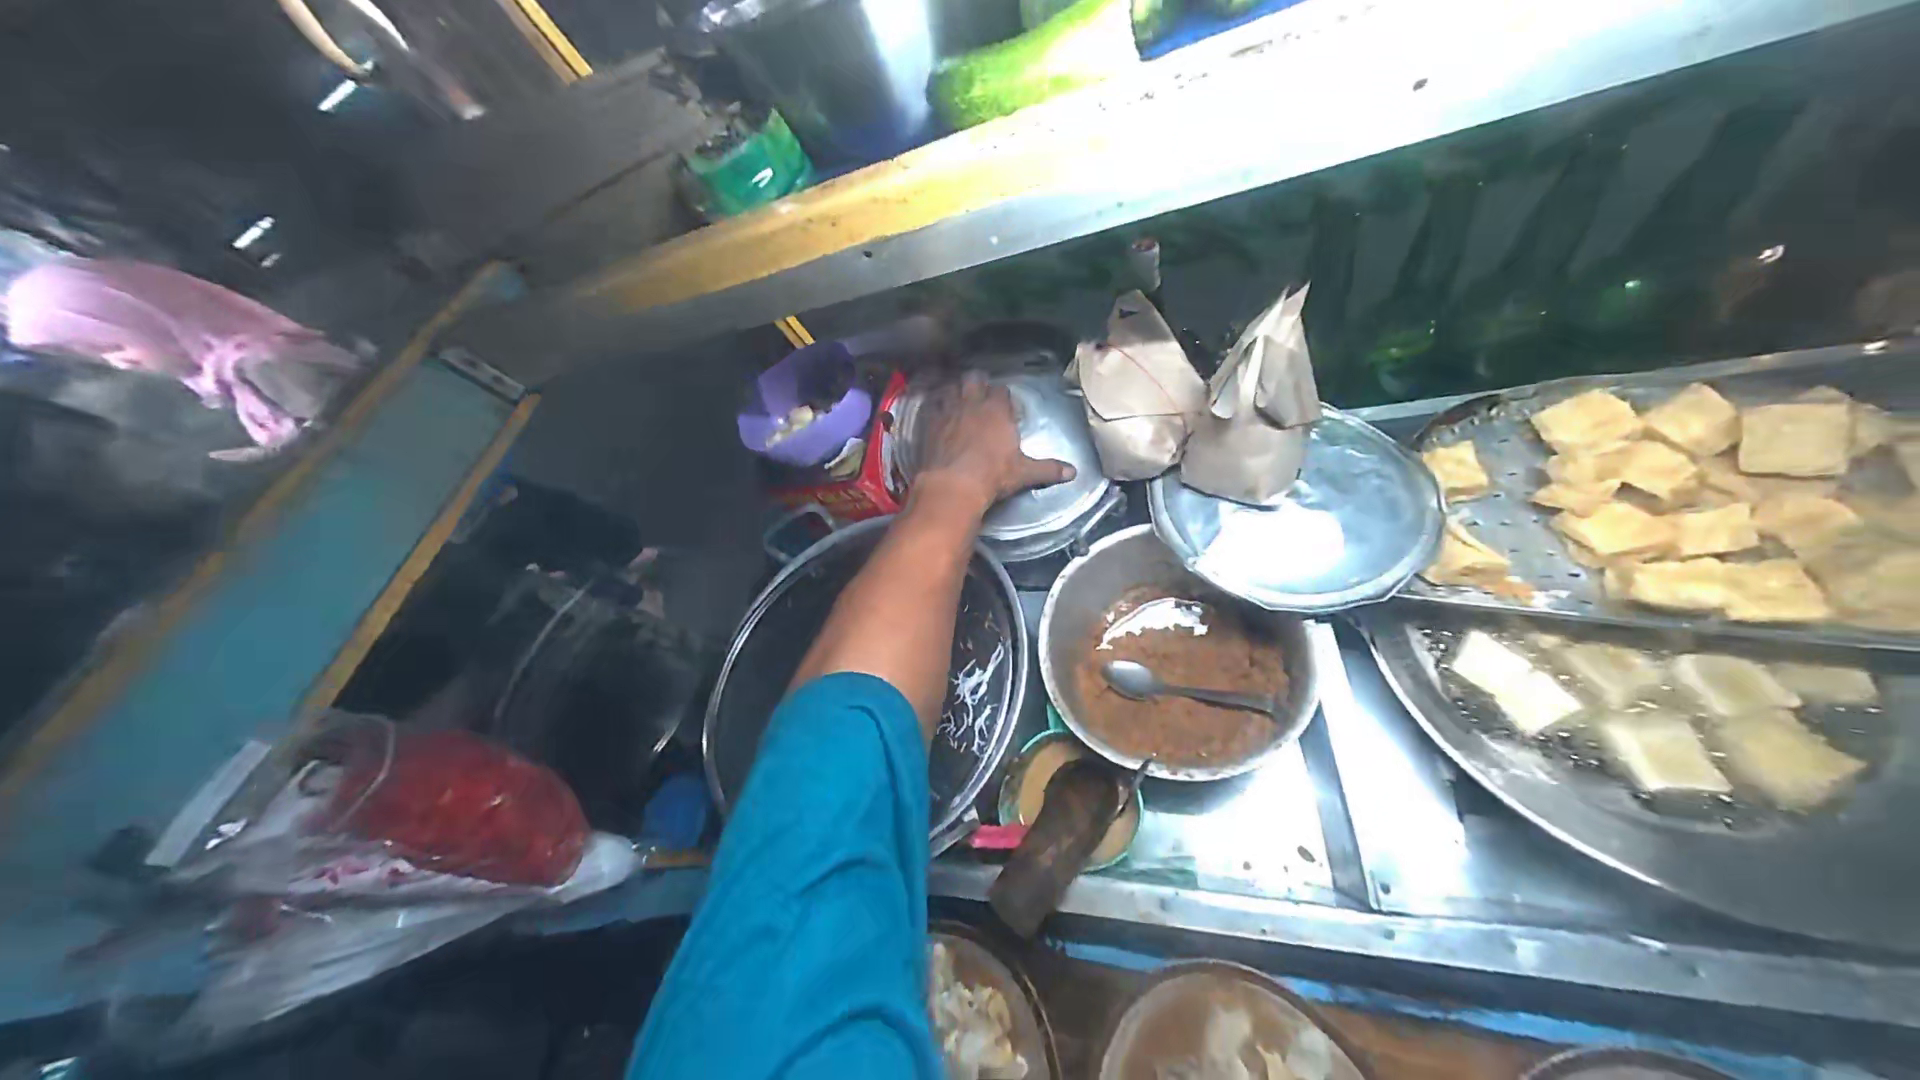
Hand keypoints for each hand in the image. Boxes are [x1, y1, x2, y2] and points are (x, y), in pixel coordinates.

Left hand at [913, 374, 1075, 512]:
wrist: (953, 485)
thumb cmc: (992, 476)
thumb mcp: (1024, 473)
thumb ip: (1048, 469)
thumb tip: (1073, 473)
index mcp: (997, 410)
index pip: (1001, 391)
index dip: (1002, 398)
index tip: (1003, 408)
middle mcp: (972, 404)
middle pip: (974, 380)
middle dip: (977, 385)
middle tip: (978, 396)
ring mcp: (948, 411)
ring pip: (951, 388)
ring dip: (954, 392)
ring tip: (956, 401)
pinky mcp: (928, 424)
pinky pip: (930, 406)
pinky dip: (934, 407)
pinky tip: (935, 414)